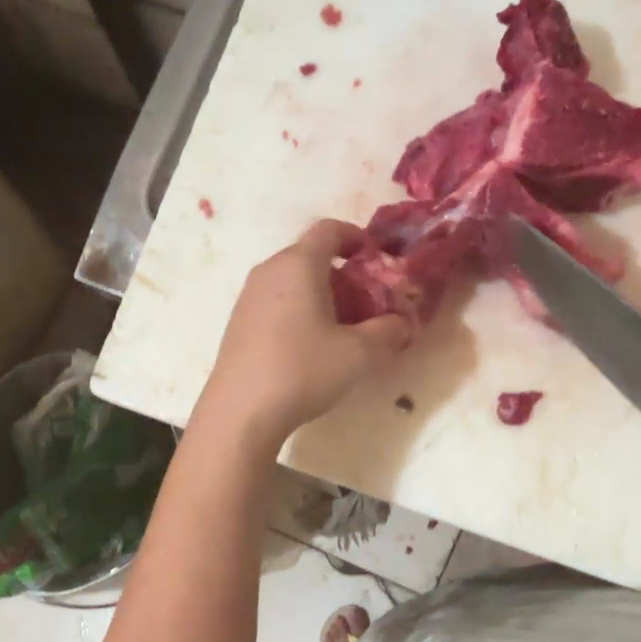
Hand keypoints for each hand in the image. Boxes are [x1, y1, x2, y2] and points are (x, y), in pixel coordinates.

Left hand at [198, 220, 414, 448]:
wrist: (241, 412)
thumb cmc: (303, 371)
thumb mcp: (358, 354)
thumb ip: (388, 332)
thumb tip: (402, 324)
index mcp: (298, 264)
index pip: (329, 229)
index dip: (356, 237)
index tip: (374, 258)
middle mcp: (269, 271)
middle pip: (309, 255)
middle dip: (341, 273)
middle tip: (365, 302)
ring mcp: (248, 297)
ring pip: (291, 281)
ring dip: (319, 295)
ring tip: (339, 328)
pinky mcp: (238, 324)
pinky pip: (275, 303)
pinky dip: (298, 312)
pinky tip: (308, 347)